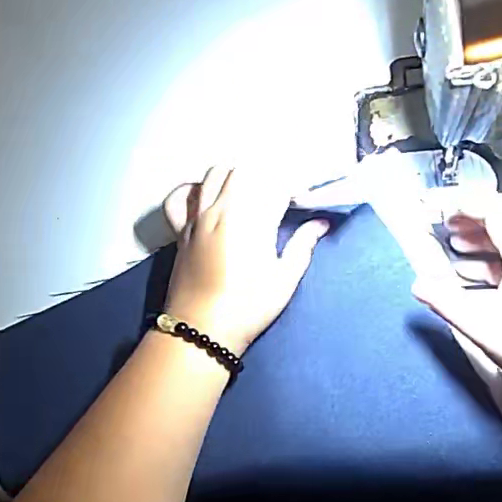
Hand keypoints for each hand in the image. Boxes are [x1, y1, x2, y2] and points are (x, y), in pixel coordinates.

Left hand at [160, 166, 328, 355]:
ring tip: (251, 196)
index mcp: (250, 219)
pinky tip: (208, 200)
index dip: (296, 188)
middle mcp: (220, 209)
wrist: (201, 331)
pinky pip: (181, 196)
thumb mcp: (285, 279)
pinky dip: (195, 190)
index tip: (305, 202)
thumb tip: (321, 223)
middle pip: (245, 170)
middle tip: (282, 199)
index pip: (277, 183)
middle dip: (268, 178)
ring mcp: (196, 217)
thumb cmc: (248, 308)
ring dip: (237, 177)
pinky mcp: (180, 230)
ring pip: (214, 174)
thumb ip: (303, 244)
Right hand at [413, 192, 501, 410]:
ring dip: (484, 236)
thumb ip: (447, 301)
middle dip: (476, 214)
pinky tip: (477, 276)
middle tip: (450, 222)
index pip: (495, 210)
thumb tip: (422, 285)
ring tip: (457, 247)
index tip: (441, 209)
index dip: (463, 205)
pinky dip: (495, 256)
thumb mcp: (482, 324)